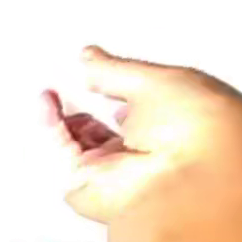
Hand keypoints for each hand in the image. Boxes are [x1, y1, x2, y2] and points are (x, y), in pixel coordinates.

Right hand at [43, 46, 241, 224]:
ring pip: (77, 143)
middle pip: (103, 129)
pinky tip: (45, 103)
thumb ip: (117, 70)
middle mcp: (140, 152)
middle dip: (85, 108)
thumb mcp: (161, 81)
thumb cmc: (196, 127)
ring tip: (48, 93)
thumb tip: (88, 58)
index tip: (97, 71)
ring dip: (61, 118)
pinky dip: (50, 127)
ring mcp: (110, 170)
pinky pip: (62, 153)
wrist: (182, 180)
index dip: (119, 89)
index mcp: (174, 124)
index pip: (138, 107)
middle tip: (69, 84)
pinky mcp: (83, 184)